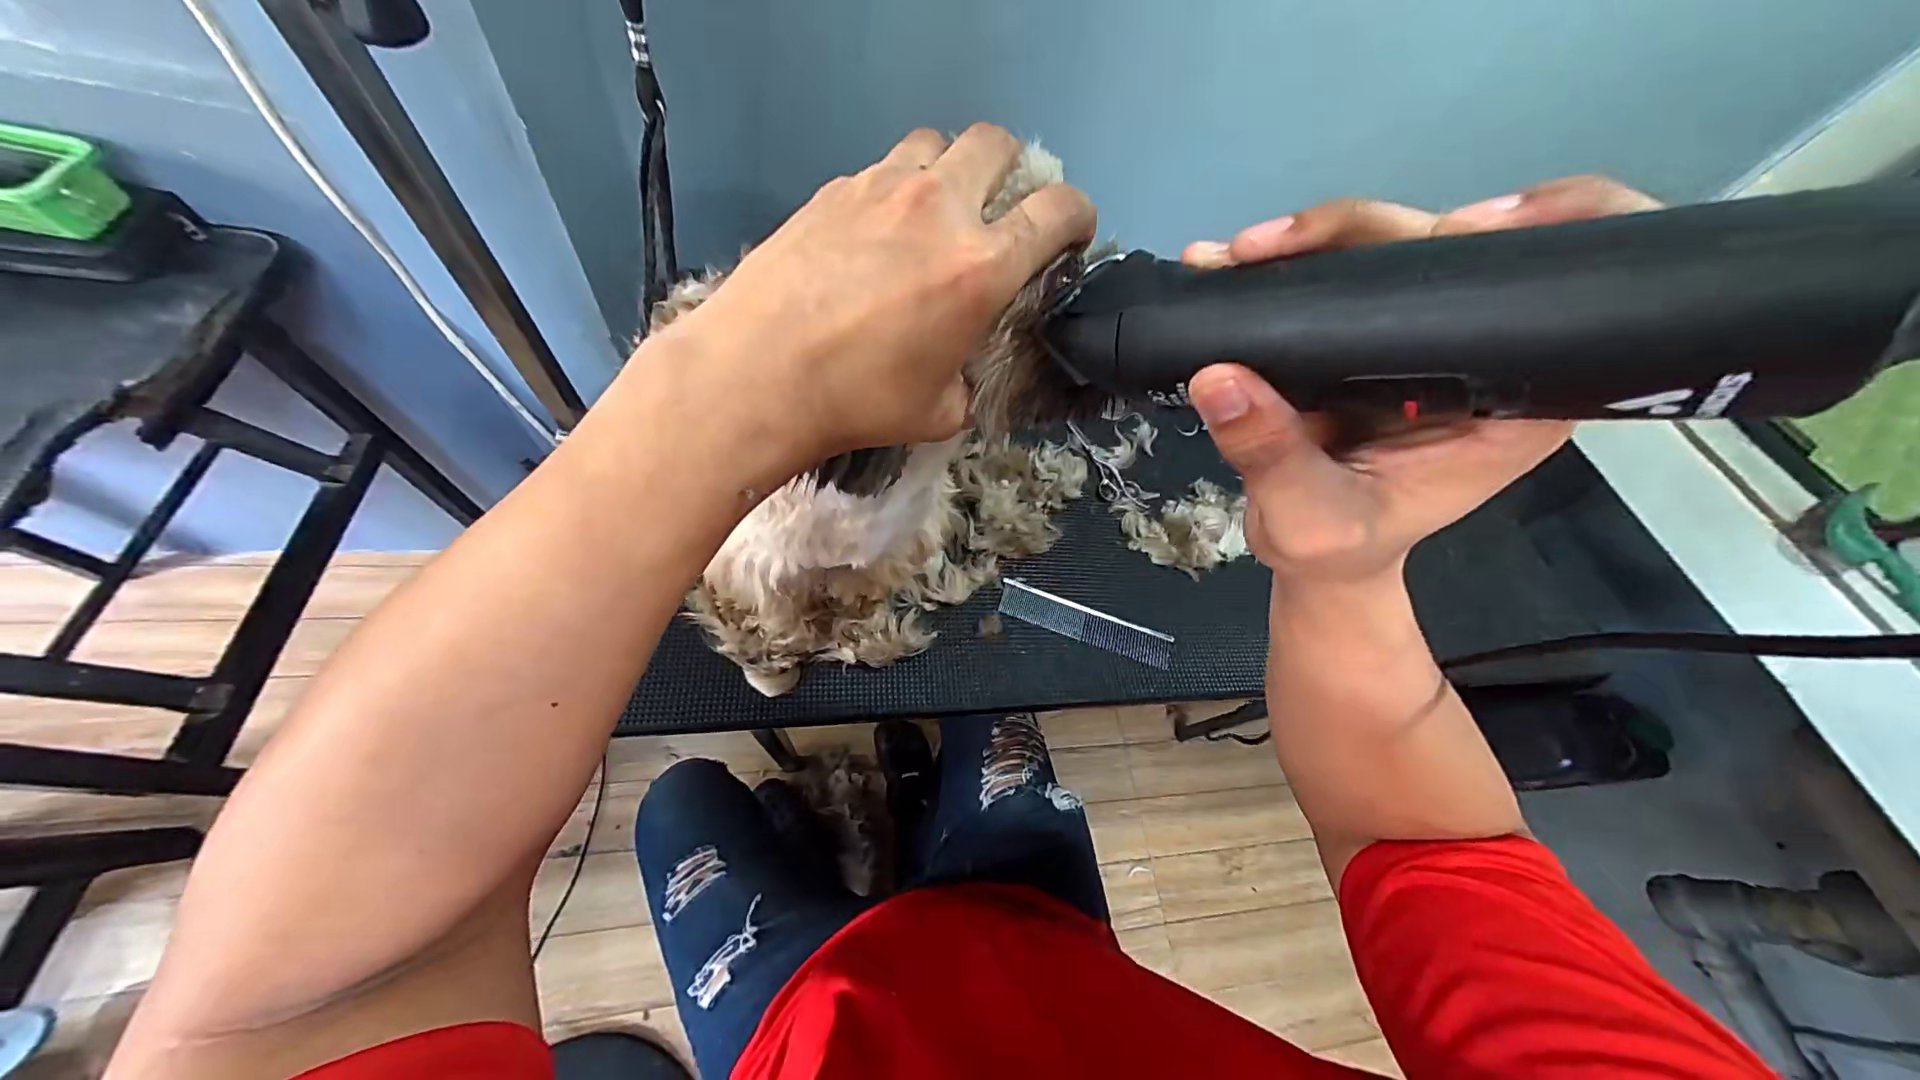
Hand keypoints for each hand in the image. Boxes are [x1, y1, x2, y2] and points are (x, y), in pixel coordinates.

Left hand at [652, 124, 1095, 463]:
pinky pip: (881, 168)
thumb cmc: (858, 400)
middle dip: (1013, 172)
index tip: (1071, 234)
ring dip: (950, 170)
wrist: (758, 373)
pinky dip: (896, 189)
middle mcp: (939, 209)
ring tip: (935, 213)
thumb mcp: (939, 412)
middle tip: (999, 211)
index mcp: (981, 267)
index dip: (1078, 216)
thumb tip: (961, 372)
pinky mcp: (833, 189)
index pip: (1057, 210)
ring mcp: (881, 188)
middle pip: (997, 144)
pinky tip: (876, 232)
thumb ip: (969, 381)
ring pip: (936, 143)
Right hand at [1185, 176, 1661, 588]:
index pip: (1564, 285)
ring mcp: (1414, 341)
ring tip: (1232, 255)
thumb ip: (1273, 454)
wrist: (1311, 554)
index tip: (1455, 227)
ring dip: (1308, 244)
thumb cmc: (1335, 548)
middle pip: (1451, 250)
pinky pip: (1328, 284)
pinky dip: (1278, 271)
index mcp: (1513, 396)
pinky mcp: (1359, 340)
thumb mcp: (1309, 519)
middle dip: (1366, 230)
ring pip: (1382, 255)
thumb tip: (1218, 377)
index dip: (1541, 228)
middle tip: (1277, 243)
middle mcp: (1476, 353)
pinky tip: (1226, 266)